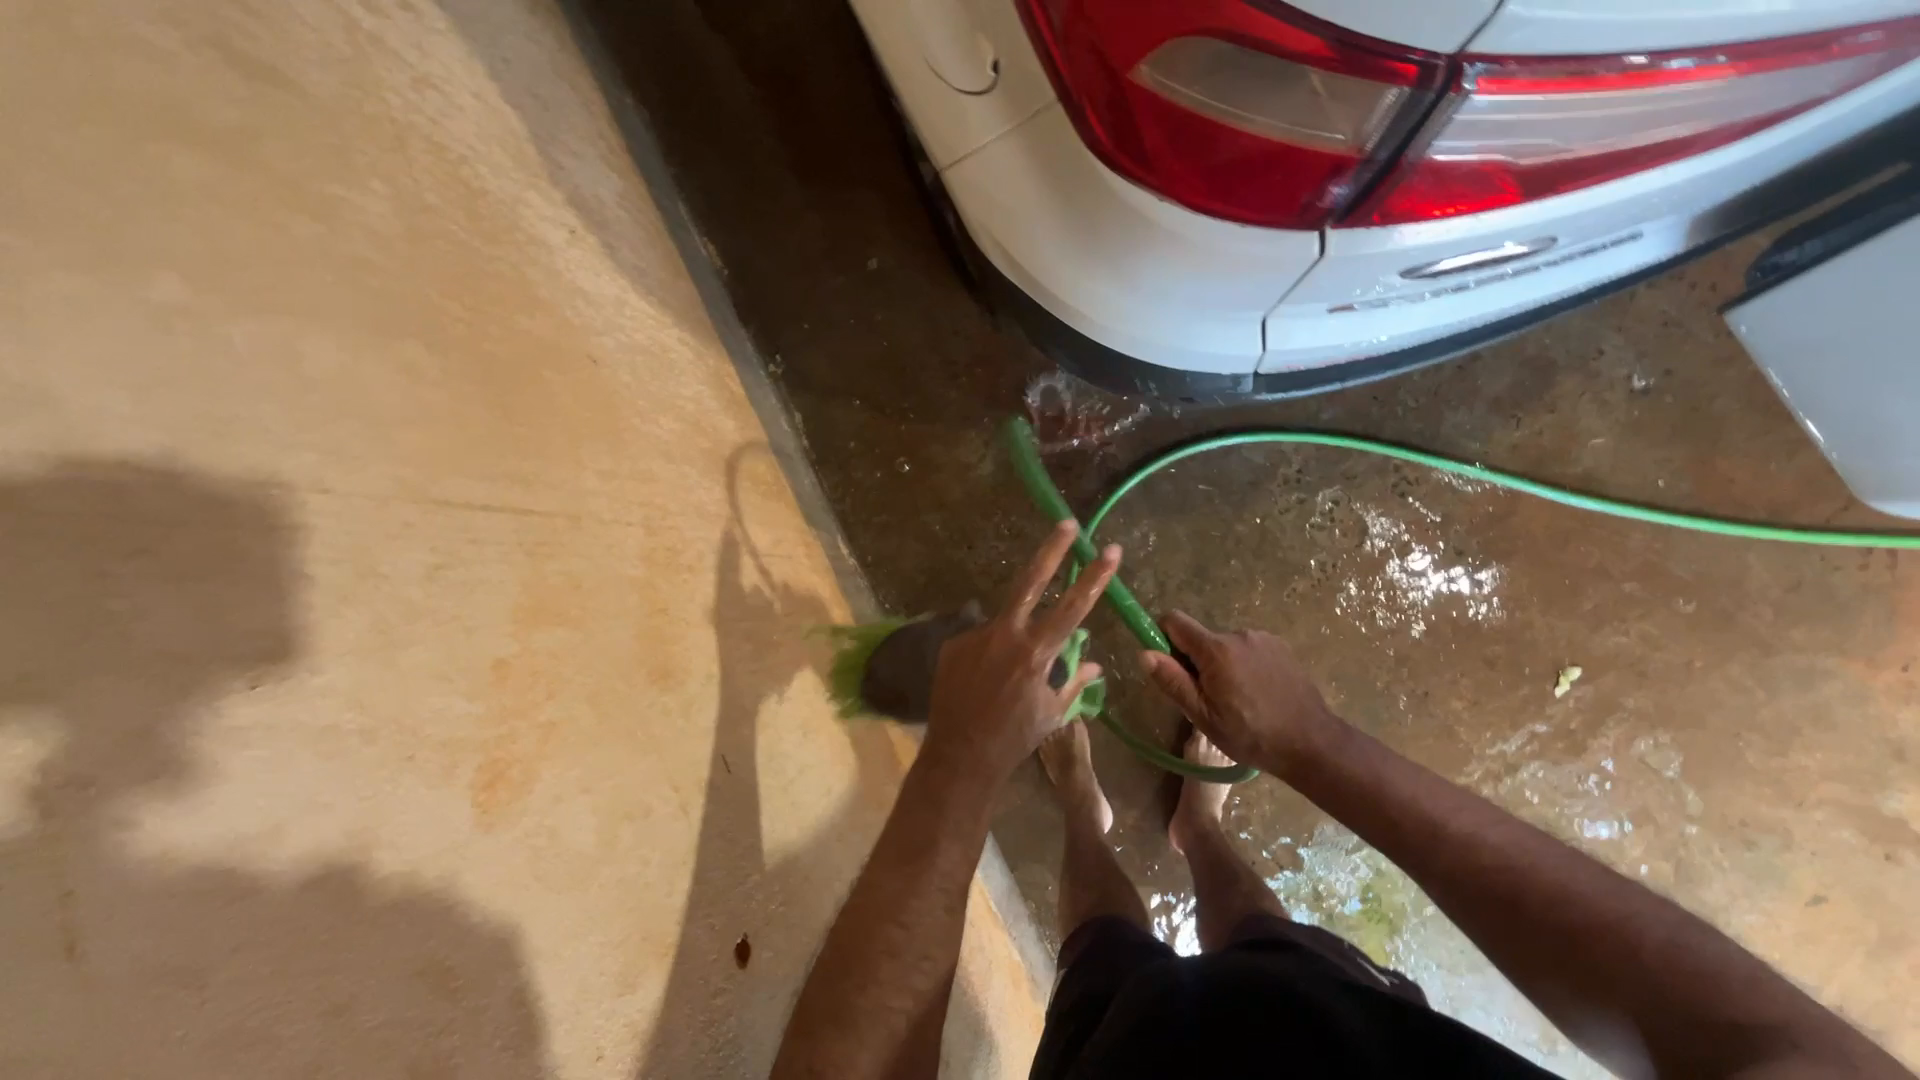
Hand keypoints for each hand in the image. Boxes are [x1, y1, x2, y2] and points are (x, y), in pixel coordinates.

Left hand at [921, 522, 1118, 783]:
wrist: (960, 755)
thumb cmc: (1016, 738)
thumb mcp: (1052, 712)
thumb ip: (1074, 682)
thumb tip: (1095, 666)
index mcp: (1035, 653)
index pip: (1073, 607)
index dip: (1094, 577)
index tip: (1109, 549)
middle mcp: (1004, 635)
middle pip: (1030, 581)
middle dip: (1051, 550)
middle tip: (1067, 523)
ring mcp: (975, 636)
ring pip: (1005, 620)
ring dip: (1014, 635)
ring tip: (1005, 676)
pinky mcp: (953, 643)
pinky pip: (981, 639)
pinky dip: (990, 654)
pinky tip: (984, 682)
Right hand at [1139, 611, 1344, 776]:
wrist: (1312, 742)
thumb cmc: (1251, 735)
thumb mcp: (1204, 716)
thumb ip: (1173, 682)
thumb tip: (1144, 654)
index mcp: (1216, 650)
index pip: (1174, 621)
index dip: (1163, 639)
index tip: (1171, 668)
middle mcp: (1239, 635)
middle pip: (1201, 639)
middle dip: (1197, 663)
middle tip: (1210, 700)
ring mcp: (1263, 640)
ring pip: (1225, 647)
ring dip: (1222, 667)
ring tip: (1238, 702)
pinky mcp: (1281, 648)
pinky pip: (1248, 650)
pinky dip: (1244, 667)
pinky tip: (1258, 695)